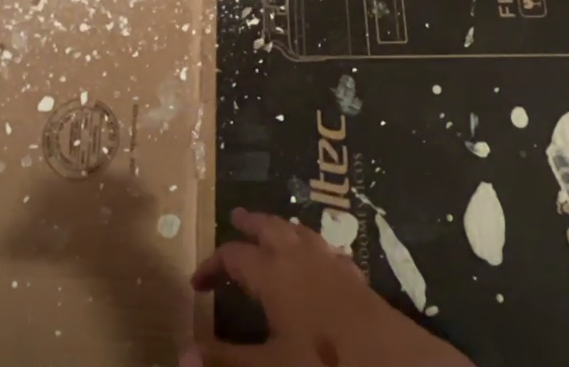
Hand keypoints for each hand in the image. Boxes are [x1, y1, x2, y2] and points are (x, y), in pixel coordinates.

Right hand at [185, 209, 474, 366]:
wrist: (387, 358)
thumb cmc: (322, 360)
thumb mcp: (268, 365)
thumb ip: (225, 358)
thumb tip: (181, 354)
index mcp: (272, 272)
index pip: (232, 255)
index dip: (211, 265)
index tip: (197, 284)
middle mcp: (298, 256)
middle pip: (269, 227)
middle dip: (250, 222)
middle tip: (235, 216)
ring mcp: (328, 260)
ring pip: (298, 231)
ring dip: (280, 227)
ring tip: (271, 230)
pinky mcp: (352, 273)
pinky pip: (324, 247)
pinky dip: (310, 245)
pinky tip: (315, 258)